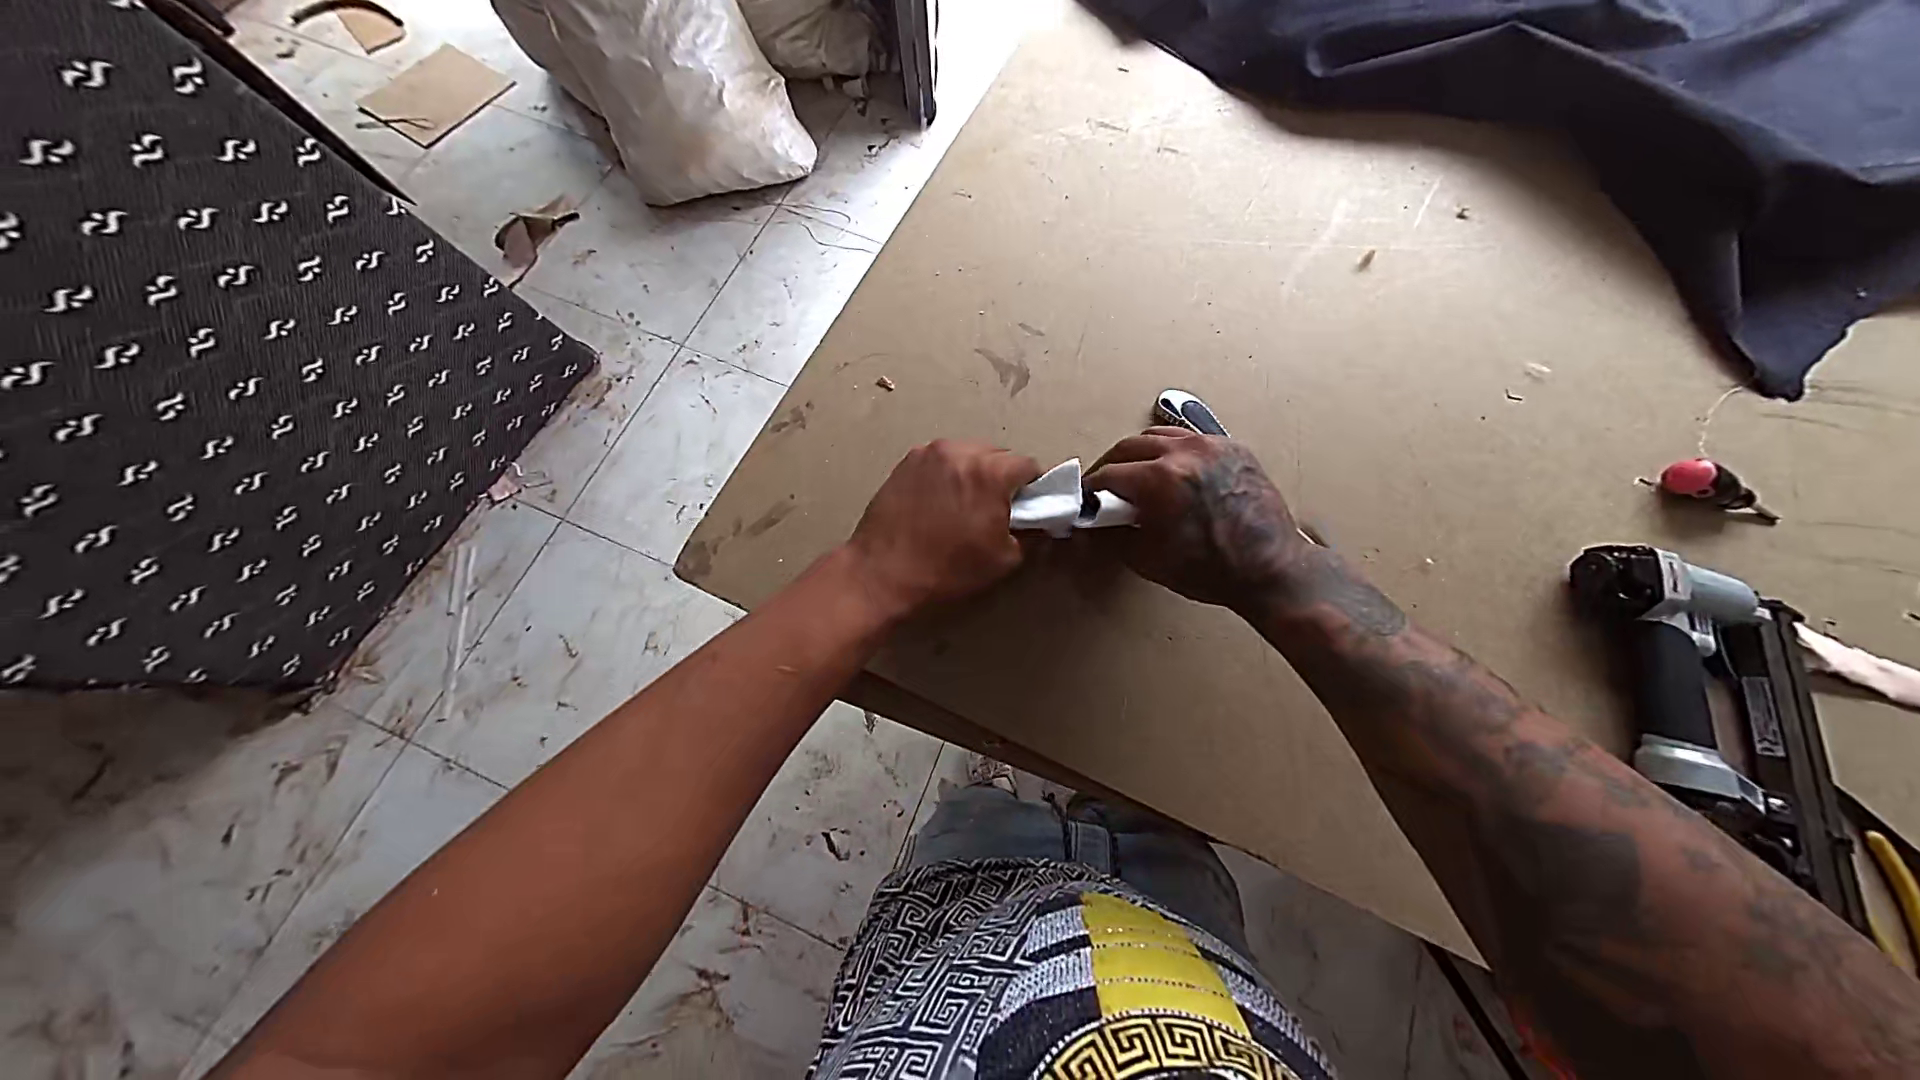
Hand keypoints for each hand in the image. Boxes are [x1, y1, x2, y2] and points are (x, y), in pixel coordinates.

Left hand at [844, 439, 1041, 619]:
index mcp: (989, 471)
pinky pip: (941, 462)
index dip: (1034, 489)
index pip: (1028, 466)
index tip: (1028, 509)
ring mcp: (928, 453)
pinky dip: (948, 477)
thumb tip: (1042, 521)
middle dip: (1002, 480)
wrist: (882, 575)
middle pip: (997, 456)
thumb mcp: (1004, 559)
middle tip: (995, 511)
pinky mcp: (906, 463)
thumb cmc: (947, 570)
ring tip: (963, 508)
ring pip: (967, 456)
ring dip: (974, 475)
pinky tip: (939, 504)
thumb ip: (1031, 532)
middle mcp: (959, 451)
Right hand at [1085, 427, 1310, 609]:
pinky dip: (1169, 450)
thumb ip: (1112, 534)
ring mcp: (1212, 446)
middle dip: (1110, 466)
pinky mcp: (1231, 448)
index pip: (1108, 473)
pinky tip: (1166, 470)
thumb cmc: (1213, 569)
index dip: (1090, 488)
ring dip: (1138, 454)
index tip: (1084, 498)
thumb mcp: (1148, 558)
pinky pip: (1188, 438)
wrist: (1271, 569)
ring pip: (1157, 435)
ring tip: (1133, 477)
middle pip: (1128, 447)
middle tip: (1103, 488)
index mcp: (1161, 480)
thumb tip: (1092, 523)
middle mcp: (1185, 453)